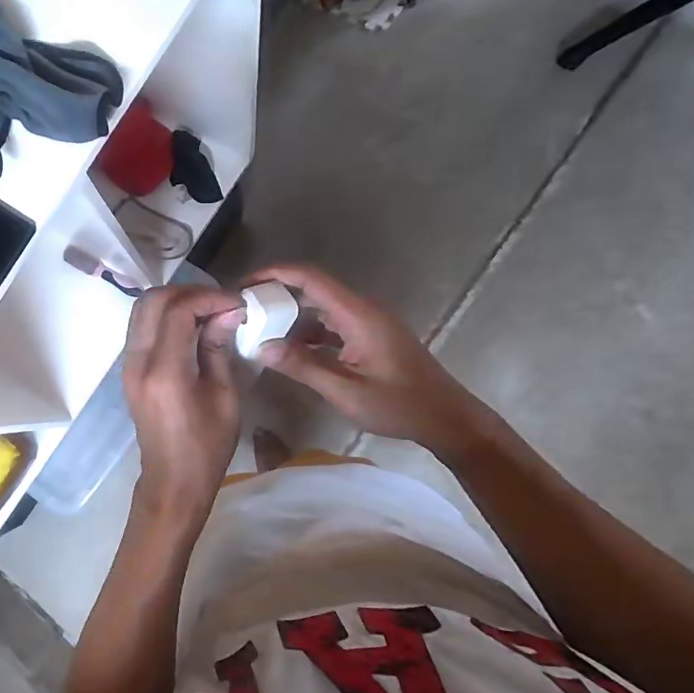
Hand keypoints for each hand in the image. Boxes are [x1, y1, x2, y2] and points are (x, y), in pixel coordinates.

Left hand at [122, 284, 245, 520]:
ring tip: (207, 310)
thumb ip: (219, 349)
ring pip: (141, 310)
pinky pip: (141, 327)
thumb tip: (227, 312)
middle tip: (220, 302)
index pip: (178, 311)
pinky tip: (191, 326)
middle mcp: (138, 362)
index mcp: (164, 372)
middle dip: (189, 292)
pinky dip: (164, 316)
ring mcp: (128, 365)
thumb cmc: (206, 447)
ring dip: (174, 301)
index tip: (236, 304)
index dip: (209, 298)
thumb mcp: (224, 397)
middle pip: (152, 301)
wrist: (172, 481)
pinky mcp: (129, 370)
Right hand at [249, 264, 496, 458]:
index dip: (276, 273)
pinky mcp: (371, 337)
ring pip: (322, 308)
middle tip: (246, 310)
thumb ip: (303, 366)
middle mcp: (363, 310)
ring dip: (293, 316)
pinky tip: (291, 350)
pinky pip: (333, 324)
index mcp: (359, 315)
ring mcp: (368, 323)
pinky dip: (309, 332)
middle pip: (314, 288)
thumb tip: (262, 347)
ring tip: (261, 331)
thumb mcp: (345, 391)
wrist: (447, 419)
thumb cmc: (400, 405)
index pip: (311, 278)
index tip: (246, 284)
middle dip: (278, 294)